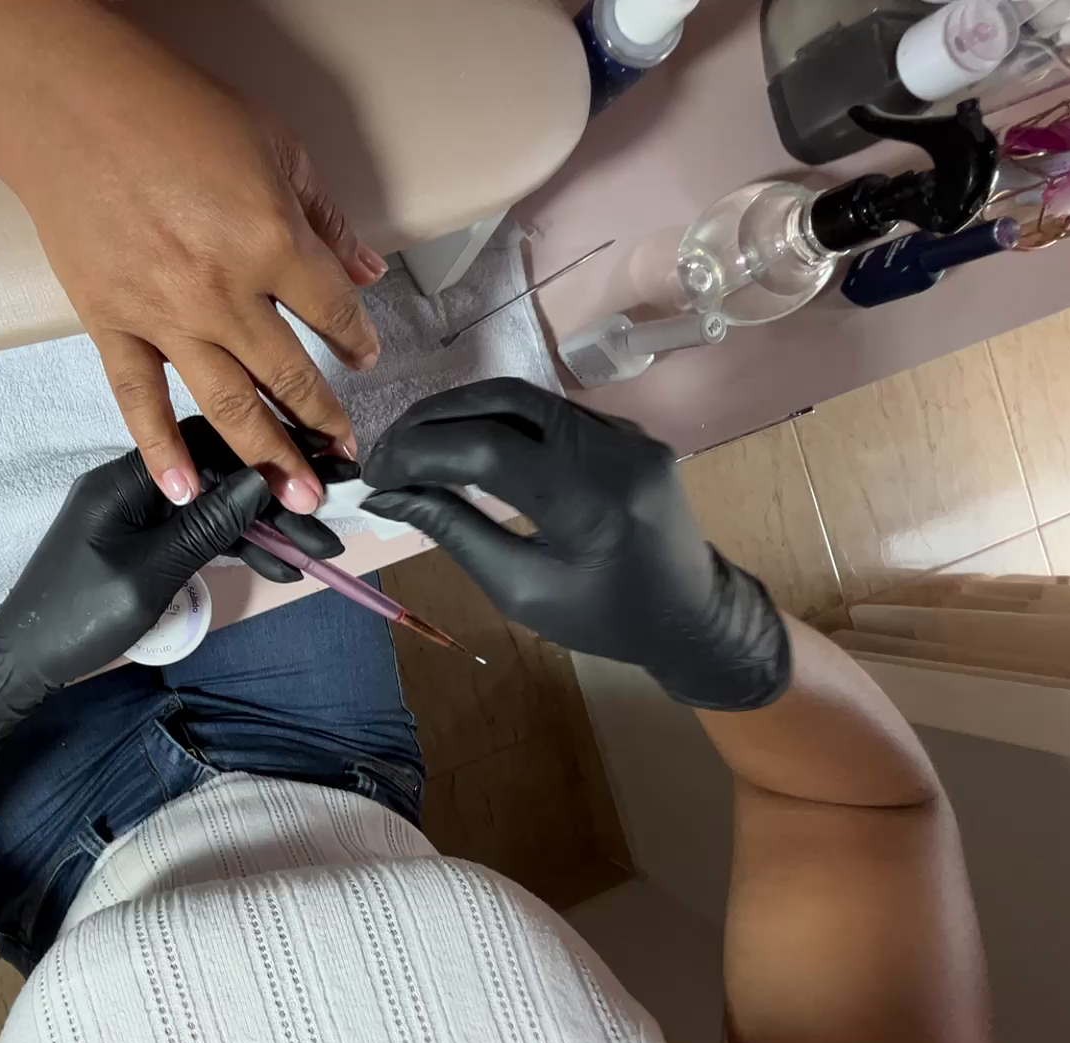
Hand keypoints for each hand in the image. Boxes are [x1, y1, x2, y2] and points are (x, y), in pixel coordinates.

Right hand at [0, 22, 384, 514]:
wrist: (71, 108)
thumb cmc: (174, 113)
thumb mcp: (275, 146)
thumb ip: (325, 217)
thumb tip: (368, 268)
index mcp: (272, 241)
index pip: (332, 310)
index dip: (357, 339)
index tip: (365, 359)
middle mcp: (225, 295)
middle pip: (287, 375)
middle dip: (322, 421)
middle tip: (343, 459)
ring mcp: (166, 320)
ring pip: (226, 403)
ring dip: (267, 454)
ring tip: (295, 496)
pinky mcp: (113, 329)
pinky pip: (139, 402)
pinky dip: (162, 450)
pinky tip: (185, 491)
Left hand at [0, 419, 351, 757]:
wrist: (24, 660)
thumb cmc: (80, 616)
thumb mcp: (150, 571)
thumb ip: (207, 524)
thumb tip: (264, 479)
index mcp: (127, 479)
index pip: (208, 445)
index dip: (267, 456)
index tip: (320, 475)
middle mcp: (136, 484)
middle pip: (218, 478)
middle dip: (276, 503)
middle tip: (328, 527)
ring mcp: (140, 513)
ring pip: (214, 509)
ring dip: (263, 531)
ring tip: (315, 554)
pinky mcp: (144, 539)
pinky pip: (197, 533)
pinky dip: (234, 548)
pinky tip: (276, 564)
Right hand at [360, 379, 789, 710]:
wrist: (693, 616)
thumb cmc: (602, 620)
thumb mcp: (518, 589)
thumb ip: (453, 532)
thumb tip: (387, 497)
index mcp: (588, 501)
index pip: (485, 449)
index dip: (418, 453)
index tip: (375, 476)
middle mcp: (610, 449)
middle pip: (501, 401)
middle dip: (429, 420)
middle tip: (383, 452)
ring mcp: (620, 432)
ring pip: (520, 396)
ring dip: (455, 413)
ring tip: (410, 444)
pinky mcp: (619, 430)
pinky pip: (542, 410)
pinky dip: (489, 419)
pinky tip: (459, 444)